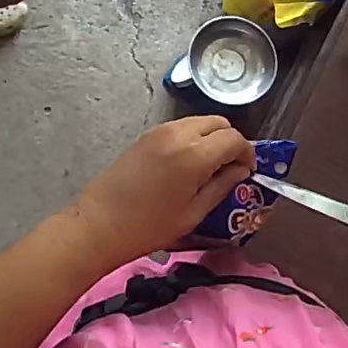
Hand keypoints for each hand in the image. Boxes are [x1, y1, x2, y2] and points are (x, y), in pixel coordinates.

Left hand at [64, 117, 254, 268]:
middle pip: (219, 122)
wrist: (99, 222)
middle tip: (231, 167)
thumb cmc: (148, 226)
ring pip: (200, 121)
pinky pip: (181, 126)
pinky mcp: (147, 134)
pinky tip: (188, 162)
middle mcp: (179, 133)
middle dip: (230, 141)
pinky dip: (193, 137)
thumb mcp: (193, 213)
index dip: (247, 153)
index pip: (234, 138)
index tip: (248, 171)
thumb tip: (240, 171)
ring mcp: (161, 130)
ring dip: (212, 137)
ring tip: (210, 167)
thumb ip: (222, 186)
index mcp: (194, 153)